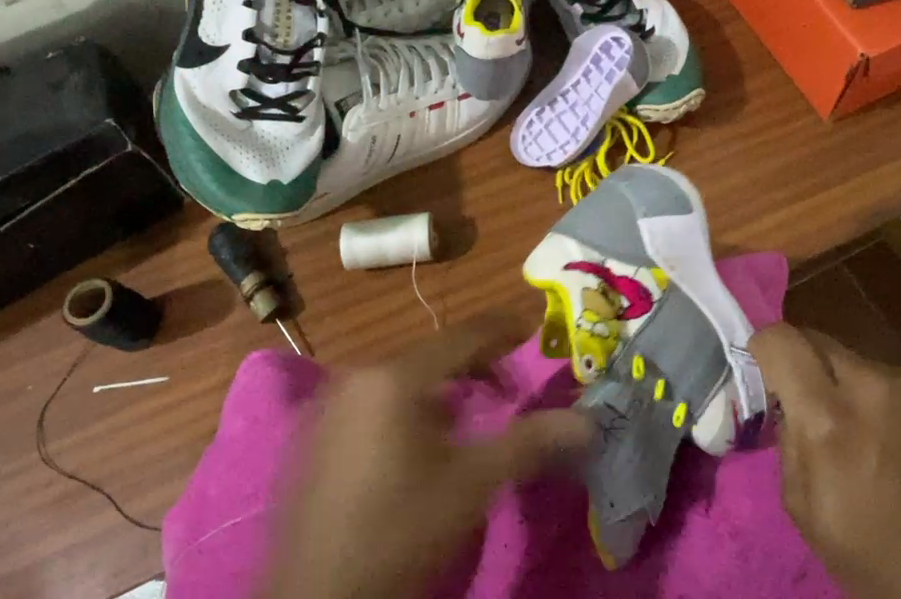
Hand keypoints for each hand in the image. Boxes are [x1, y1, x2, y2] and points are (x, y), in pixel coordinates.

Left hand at [263, 315, 591, 598]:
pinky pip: (374, 404)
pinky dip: (408, 409)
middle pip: (430, 356)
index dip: (504, 329)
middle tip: (512, 388)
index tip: (536, 330)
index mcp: (394, 376)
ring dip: (442, 390)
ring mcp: (327, 406)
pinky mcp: (314, 438)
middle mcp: (356, 376)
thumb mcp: (472, 485)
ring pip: (401, 381)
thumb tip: (586, 420)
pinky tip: (424, 445)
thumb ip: (530, 442)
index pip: (462, 335)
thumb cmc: (399, 531)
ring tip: (474, 416)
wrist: (316, 598)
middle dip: (476, 366)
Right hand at [749, 323, 900, 597]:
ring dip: (857, 391)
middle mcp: (873, 386)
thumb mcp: (807, 513)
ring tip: (878, 441)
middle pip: (820, 343)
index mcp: (829, 419)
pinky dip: (897, 404)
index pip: (780, 339)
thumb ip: (789, 445)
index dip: (765, 350)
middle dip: (809, 371)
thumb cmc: (882, 560)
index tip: (768, 375)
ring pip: (864, 366)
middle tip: (819, 414)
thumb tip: (788, 405)